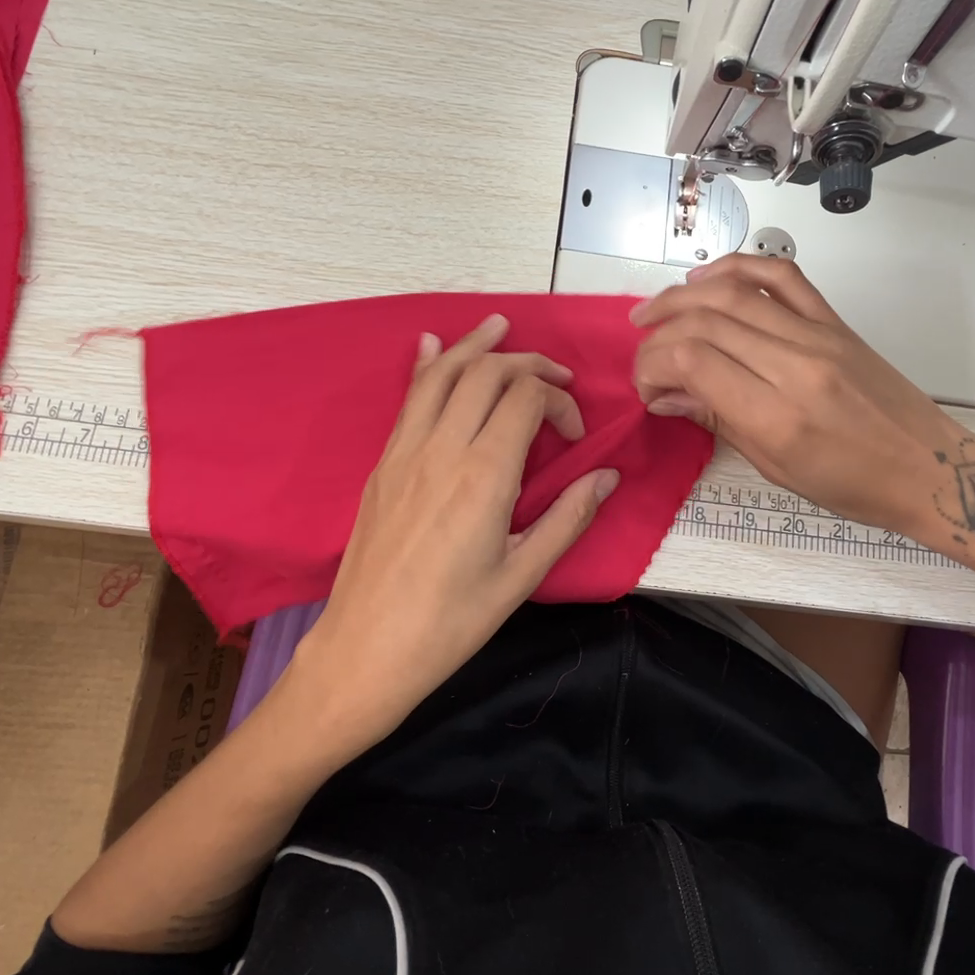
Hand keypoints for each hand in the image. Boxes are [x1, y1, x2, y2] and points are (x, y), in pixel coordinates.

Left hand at [289, 314, 620, 749]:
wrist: (367, 647)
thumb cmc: (451, 621)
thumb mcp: (522, 576)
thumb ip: (567, 518)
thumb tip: (607, 476)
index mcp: (484, 476)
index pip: (527, 398)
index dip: (560, 399)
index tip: (575, 433)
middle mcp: (442, 449)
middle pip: (487, 373)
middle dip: (528, 363)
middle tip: (557, 377)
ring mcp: (405, 452)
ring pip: (441, 374)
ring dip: (475, 346)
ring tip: (500, 326)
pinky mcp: (383, 464)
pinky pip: (408, 399)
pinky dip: (426, 366)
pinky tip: (432, 346)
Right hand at [630, 255, 969, 536]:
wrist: (926, 469)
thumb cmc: (850, 485)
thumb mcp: (774, 468)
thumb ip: (718, 421)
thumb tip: (667, 394)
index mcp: (776, 416)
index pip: (692, 361)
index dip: (652, 366)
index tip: (645, 386)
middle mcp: (794, 365)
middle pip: (704, 323)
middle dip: (658, 335)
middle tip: (642, 355)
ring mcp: (818, 335)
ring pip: (734, 293)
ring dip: (680, 297)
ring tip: (651, 312)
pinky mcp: (834, 321)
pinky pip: (782, 277)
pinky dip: (737, 267)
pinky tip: (704, 278)